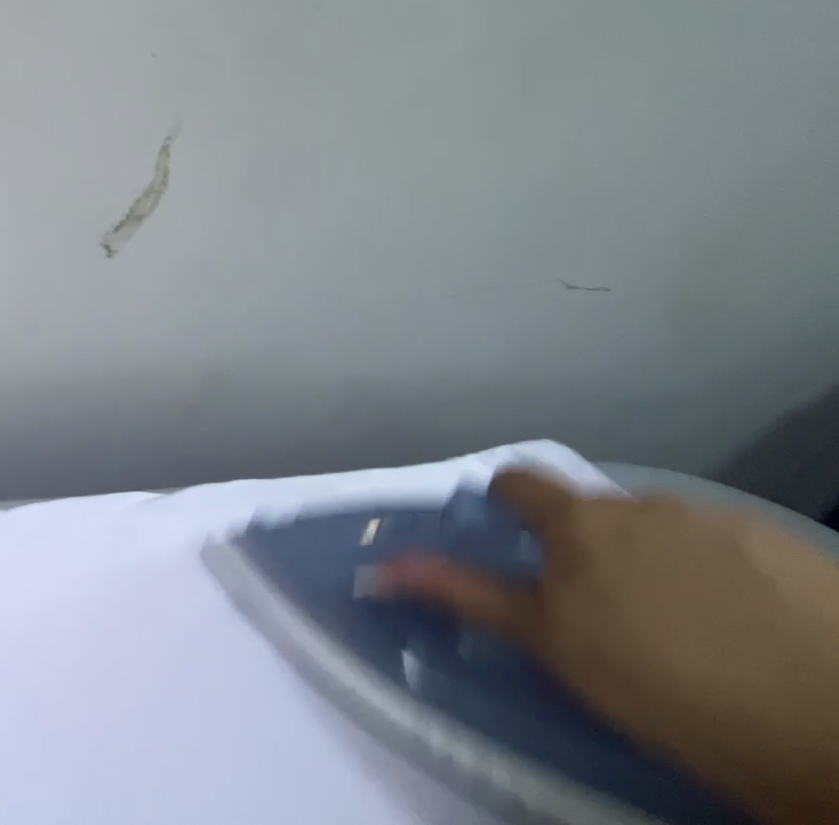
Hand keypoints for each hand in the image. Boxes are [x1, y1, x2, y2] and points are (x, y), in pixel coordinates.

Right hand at [379, 470, 838, 824]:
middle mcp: (645, 505)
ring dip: (657, 561)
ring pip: (666, 531)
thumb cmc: (668, 688)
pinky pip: (734, 548)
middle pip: (596, 513)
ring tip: (685, 627)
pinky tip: (748, 627)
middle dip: (589, 549)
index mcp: (580, 524)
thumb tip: (379, 567)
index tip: (512, 541)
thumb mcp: (554, 647)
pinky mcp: (793, 547)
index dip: (508, 504)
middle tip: (603, 613)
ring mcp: (725, 522)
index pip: (520, 483)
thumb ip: (470, 594)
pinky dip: (725, 575)